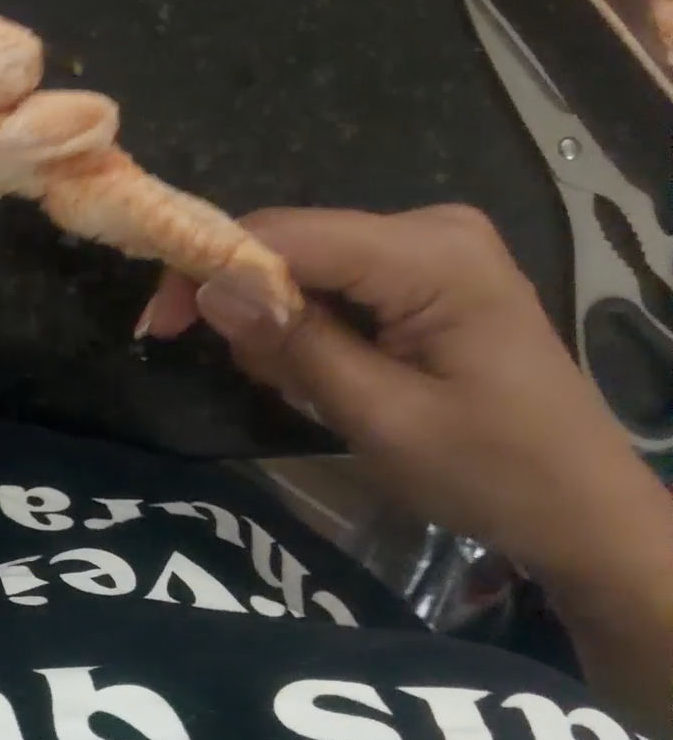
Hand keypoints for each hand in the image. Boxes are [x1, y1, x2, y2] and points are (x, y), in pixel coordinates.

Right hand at [141, 205, 670, 577]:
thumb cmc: (491, 471)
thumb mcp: (378, 416)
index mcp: (432, 257)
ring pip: (295, 264)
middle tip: (234, 368)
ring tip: (299, 386)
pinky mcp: (415, 273)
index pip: (284, 235)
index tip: (156, 324)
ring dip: (273, 325)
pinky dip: (300, 327)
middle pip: (285, 242)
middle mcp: (427, 230)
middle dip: (238, 300)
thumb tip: (208, 288)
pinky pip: (322, 281)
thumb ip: (294, 344)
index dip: (205, 266)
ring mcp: (424, 248)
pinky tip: (323, 372)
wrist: (583, 510)